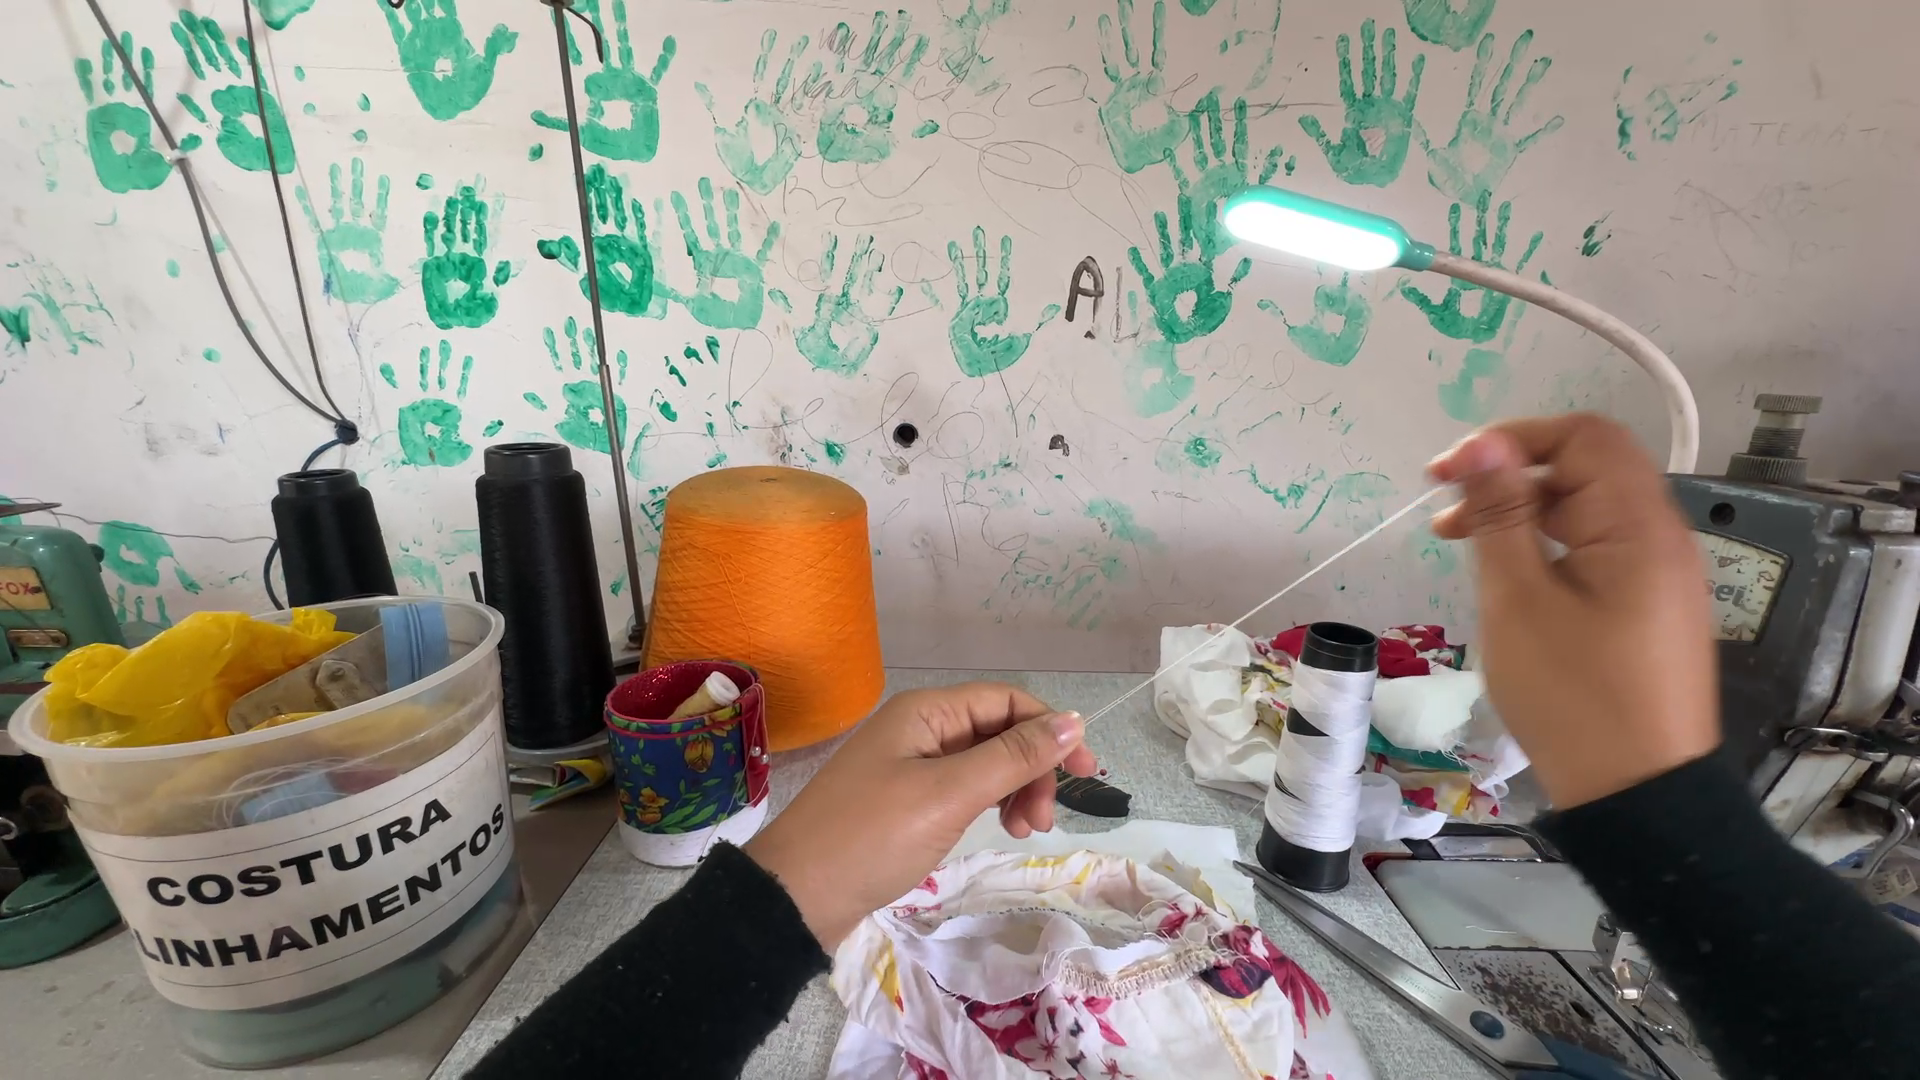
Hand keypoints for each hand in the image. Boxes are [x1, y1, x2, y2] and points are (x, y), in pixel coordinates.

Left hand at [743, 683, 1095, 947]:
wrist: (795, 896)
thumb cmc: (873, 836)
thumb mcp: (949, 794)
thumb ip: (1012, 757)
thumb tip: (1072, 720)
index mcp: (928, 711)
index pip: (1006, 702)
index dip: (1050, 730)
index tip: (1085, 773)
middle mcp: (922, 726)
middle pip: (998, 730)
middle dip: (1031, 768)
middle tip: (1043, 821)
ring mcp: (912, 762)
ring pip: (984, 761)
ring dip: (1014, 788)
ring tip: (1024, 832)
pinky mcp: (908, 797)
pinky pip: (963, 786)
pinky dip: (989, 803)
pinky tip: (998, 828)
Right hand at [1427, 415, 1717, 808]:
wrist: (1633, 790)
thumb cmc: (1568, 691)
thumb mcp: (1517, 597)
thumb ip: (1499, 514)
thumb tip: (1480, 446)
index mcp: (1638, 528)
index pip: (1583, 438)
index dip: (1509, 440)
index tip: (1445, 473)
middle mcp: (1658, 539)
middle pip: (1584, 469)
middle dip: (1506, 475)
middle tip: (1442, 511)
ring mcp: (1654, 573)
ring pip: (1583, 508)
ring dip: (1516, 510)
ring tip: (1455, 540)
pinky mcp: (1641, 603)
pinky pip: (1589, 546)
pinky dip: (1539, 542)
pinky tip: (1501, 570)